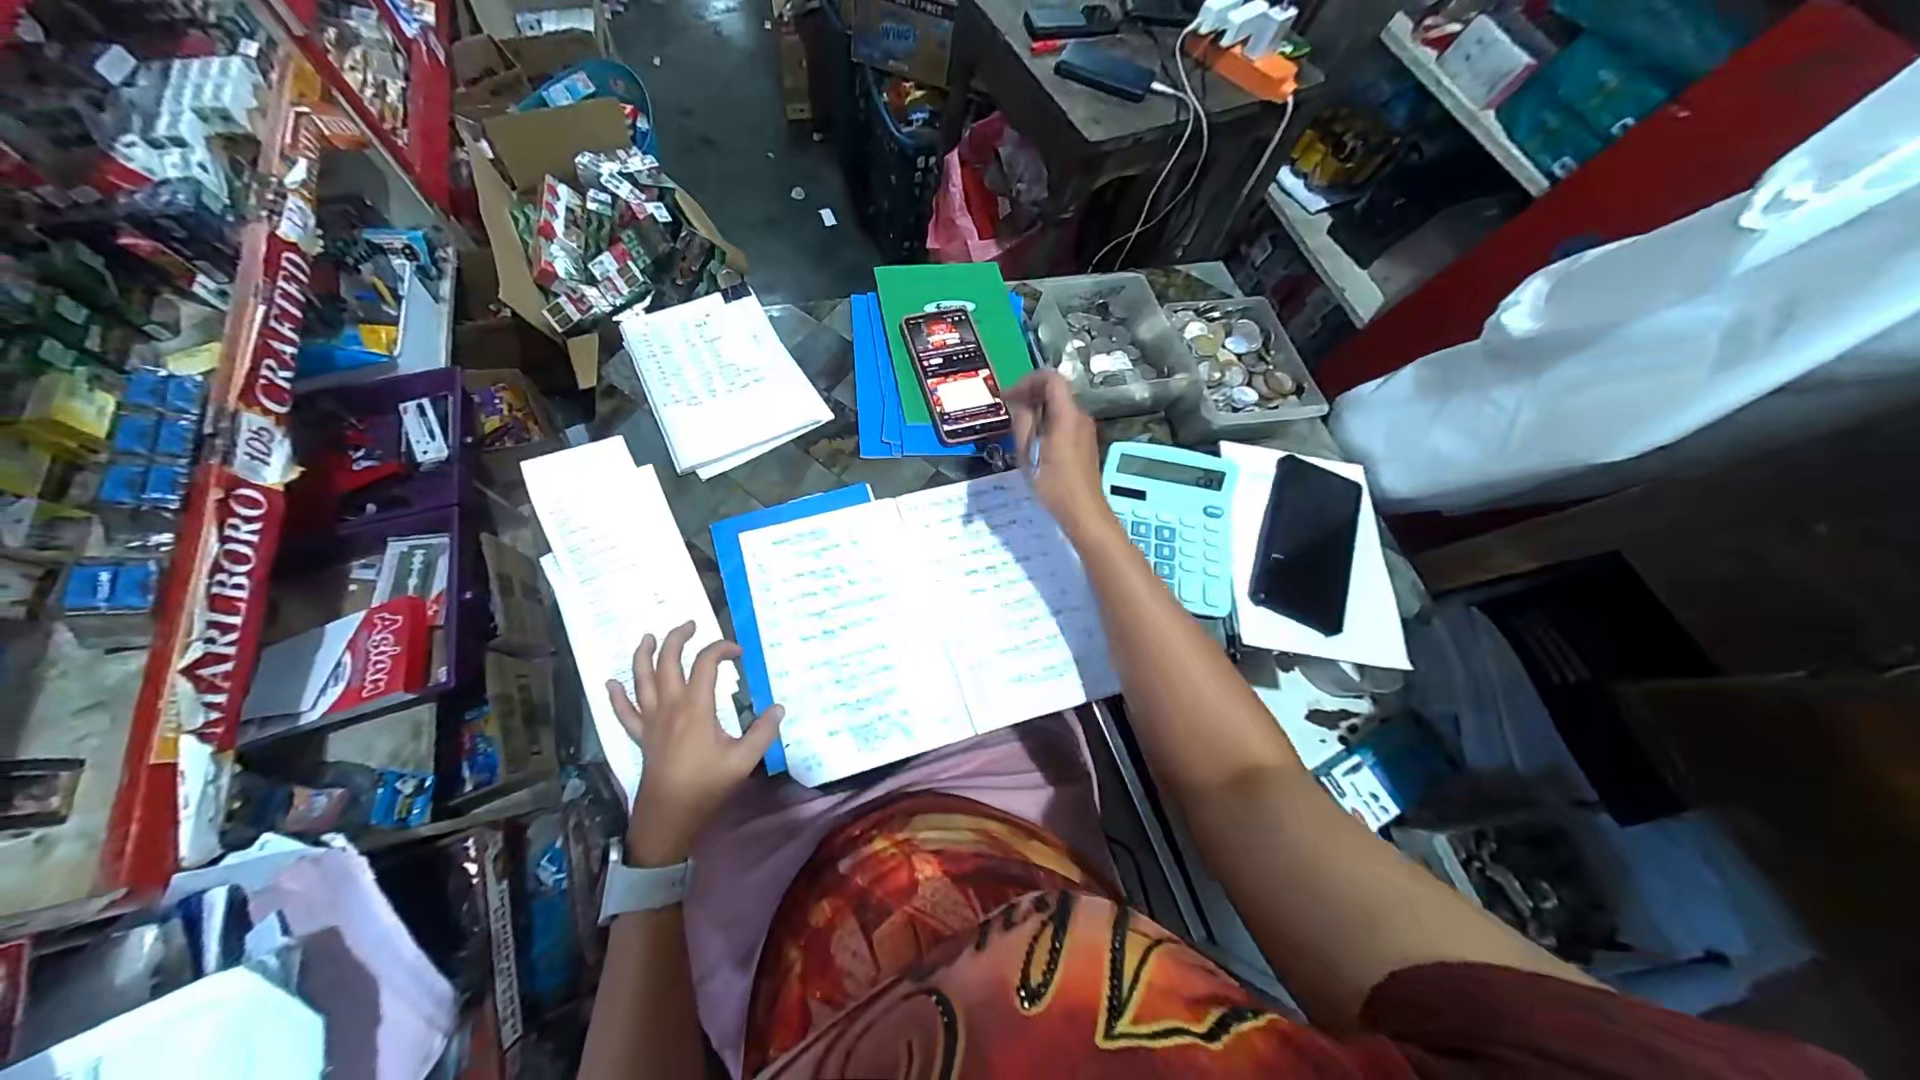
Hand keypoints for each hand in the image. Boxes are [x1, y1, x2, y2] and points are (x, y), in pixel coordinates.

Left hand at [607, 622, 783, 866]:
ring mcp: (651, 720)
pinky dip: (617, 696)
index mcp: (696, 707)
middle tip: (689, 625)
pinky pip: (624, 711)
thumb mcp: (744, 759)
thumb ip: (763, 731)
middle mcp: (670, 706)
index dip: (722, 649)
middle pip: (668, 661)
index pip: (706, 663)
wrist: (669, 815)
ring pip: (641, 679)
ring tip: (649, 637)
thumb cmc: (707, 785)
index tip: (738, 653)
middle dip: (677, 638)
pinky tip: (611, 683)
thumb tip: (779, 708)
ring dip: (644, 655)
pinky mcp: (640, 735)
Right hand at [1008, 371, 1109, 541]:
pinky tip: (1035, 440)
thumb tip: (1021, 407)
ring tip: (1020, 427)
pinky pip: (1065, 421)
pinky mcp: (1086, 442)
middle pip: (1056, 391)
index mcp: (1067, 416)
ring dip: (1039, 410)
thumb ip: (1023, 423)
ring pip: (1060, 407)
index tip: (1010, 395)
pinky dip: (1048, 422)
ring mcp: (1086, 429)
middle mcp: (1080, 417)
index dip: (1027, 381)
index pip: (1051, 378)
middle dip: (1031, 395)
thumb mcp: (1028, 454)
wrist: (1083, 511)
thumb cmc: (1053, 484)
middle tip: (1010, 409)